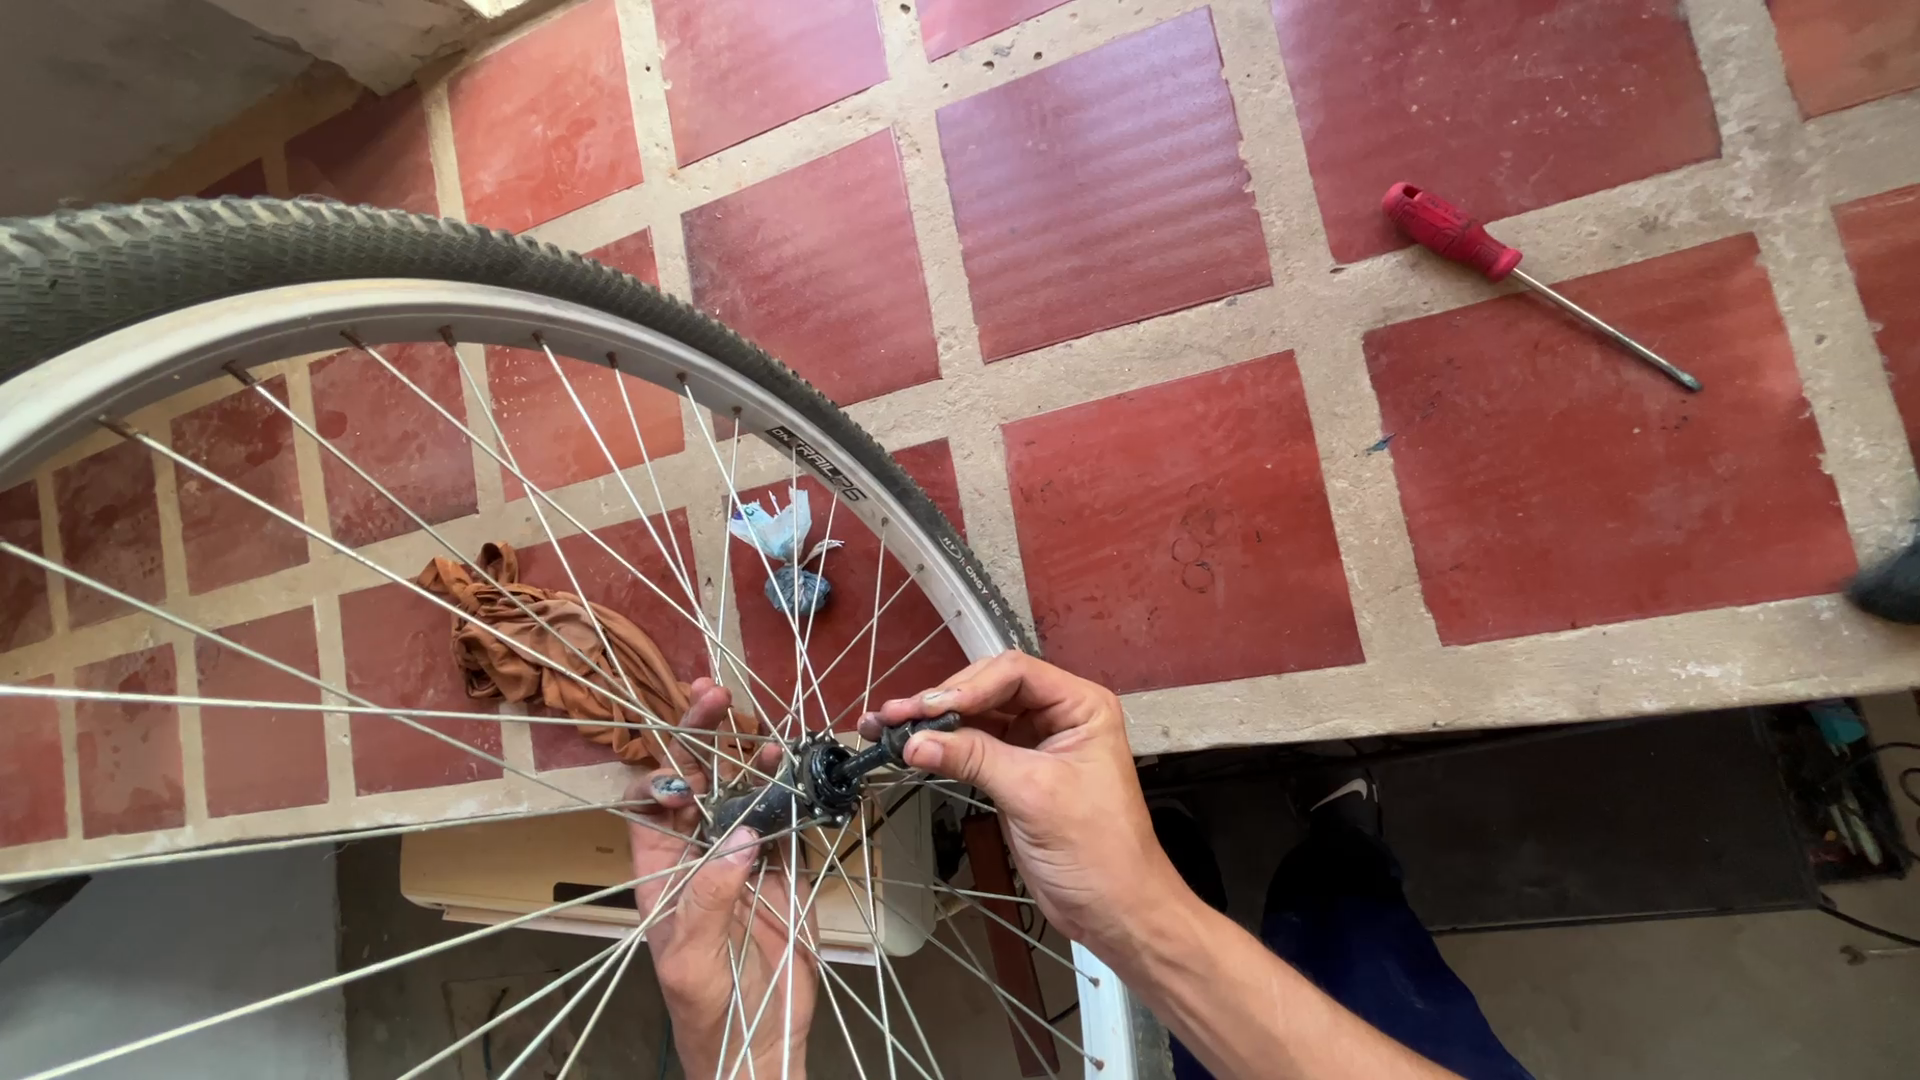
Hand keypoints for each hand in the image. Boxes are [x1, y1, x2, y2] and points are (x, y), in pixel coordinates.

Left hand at [629, 678, 816, 1078]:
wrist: (761, 1036)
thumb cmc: (708, 1007)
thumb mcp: (692, 959)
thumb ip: (710, 897)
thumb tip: (741, 835)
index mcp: (662, 872)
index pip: (649, 807)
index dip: (659, 776)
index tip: (683, 766)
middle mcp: (699, 852)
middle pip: (696, 782)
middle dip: (700, 737)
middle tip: (714, 694)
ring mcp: (742, 854)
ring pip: (742, 791)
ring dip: (750, 757)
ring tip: (766, 733)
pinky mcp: (781, 864)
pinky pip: (783, 815)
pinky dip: (789, 788)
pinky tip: (794, 766)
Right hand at [860, 651, 1185, 954]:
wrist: (1115, 912)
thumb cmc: (1096, 850)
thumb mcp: (1034, 794)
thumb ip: (975, 759)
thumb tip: (914, 741)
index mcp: (1080, 704)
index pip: (1015, 673)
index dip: (968, 686)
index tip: (927, 709)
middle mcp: (1057, 712)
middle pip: (990, 687)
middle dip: (943, 701)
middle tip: (895, 715)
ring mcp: (1034, 740)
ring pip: (977, 715)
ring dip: (934, 720)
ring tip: (886, 724)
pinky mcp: (1015, 768)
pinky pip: (973, 745)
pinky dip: (942, 745)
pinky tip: (909, 745)